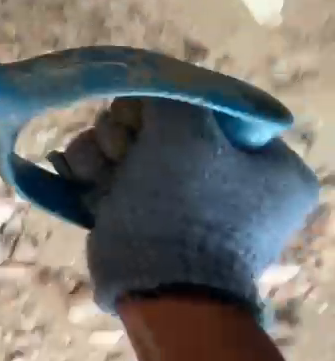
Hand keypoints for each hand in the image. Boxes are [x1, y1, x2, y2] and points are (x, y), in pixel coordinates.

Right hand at [60, 99, 318, 311]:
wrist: (158, 275)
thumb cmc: (184, 202)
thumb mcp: (184, 132)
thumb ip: (169, 95)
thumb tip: (149, 84)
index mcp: (270, 165)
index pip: (207, 108)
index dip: (165, 106)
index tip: (146, 119)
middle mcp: (233, 179)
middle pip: (157, 123)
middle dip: (124, 129)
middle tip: (123, 148)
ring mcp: (186, 195)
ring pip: (123, 142)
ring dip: (100, 149)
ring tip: (102, 172)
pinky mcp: (145, 206)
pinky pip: (110, 167)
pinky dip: (94, 170)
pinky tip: (91, 184)